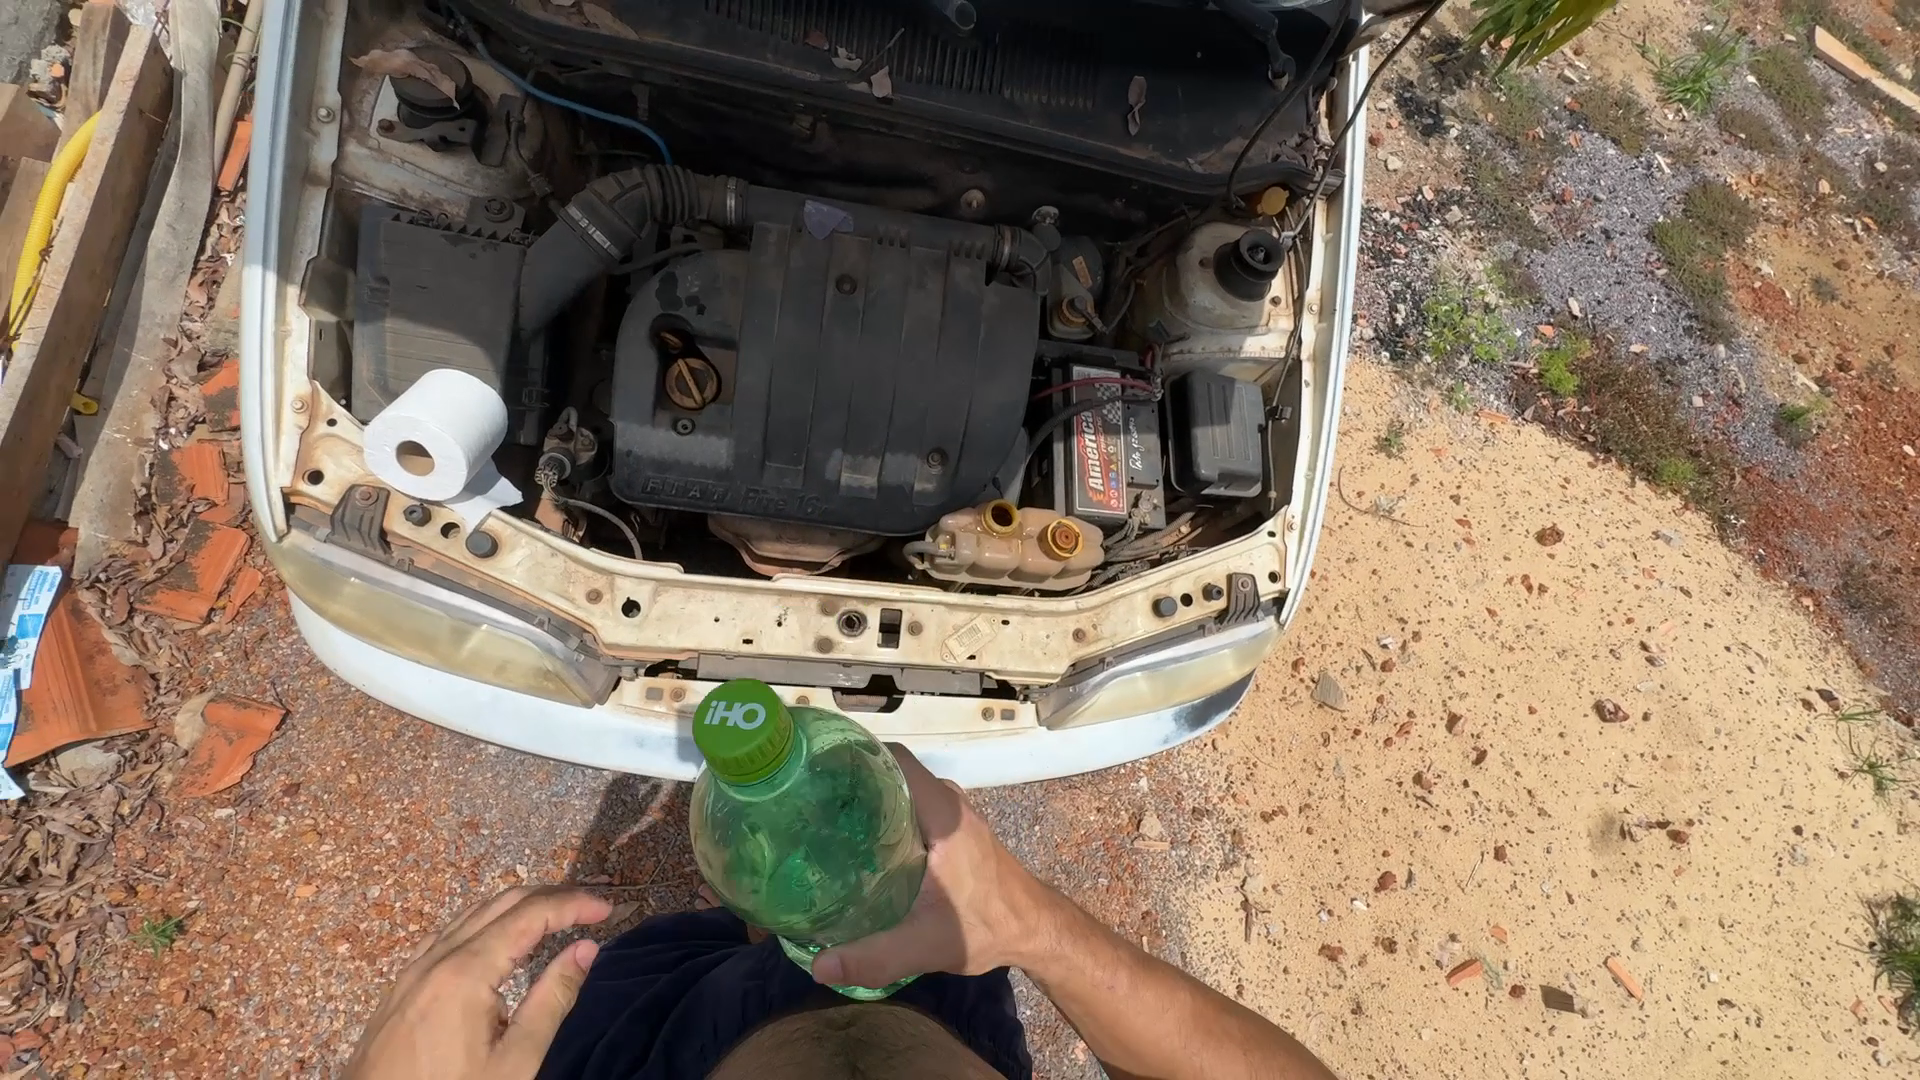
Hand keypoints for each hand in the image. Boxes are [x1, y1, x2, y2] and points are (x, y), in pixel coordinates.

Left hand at [346, 886, 611, 1079]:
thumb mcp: (514, 1062)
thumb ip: (553, 999)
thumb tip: (587, 947)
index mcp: (466, 971)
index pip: (533, 913)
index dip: (575, 904)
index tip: (609, 911)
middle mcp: (437, 958)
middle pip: (505, 901)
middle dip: (553, 896)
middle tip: (589, 909)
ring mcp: (413, 971)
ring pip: (476, 912)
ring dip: (522, 906)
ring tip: (557, 918)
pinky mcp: (400, 988)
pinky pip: (451, 933)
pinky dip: (489, 922)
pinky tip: (502, 940)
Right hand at [810, 746, 1058, 988]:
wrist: (1033, 928)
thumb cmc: (986, 926)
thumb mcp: (927, 944)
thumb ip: (875, 956)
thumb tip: (819, 966)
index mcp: (942, 811)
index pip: (895, 759)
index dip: (857, 756)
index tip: (819, 771)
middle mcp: (947, 800)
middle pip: (892, 772)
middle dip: (853, 781)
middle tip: (811, 802)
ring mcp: (952, 809)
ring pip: (902, 788)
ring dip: (868, 798)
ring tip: (825, 818)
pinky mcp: (953, 824)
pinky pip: (911, 803)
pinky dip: (885, 812)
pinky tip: (859, 840)